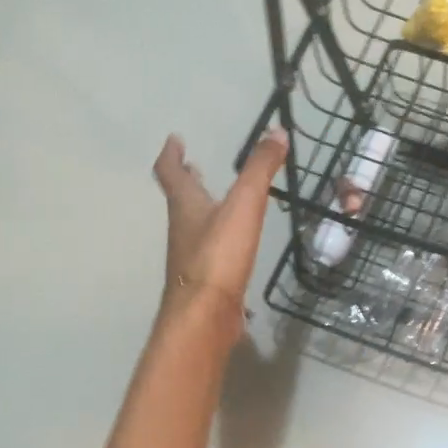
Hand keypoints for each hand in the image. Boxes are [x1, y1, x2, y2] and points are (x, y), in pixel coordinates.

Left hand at [151, 128, 287, 339]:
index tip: (175, 140)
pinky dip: (218, 242)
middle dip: (186, 182)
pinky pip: (210, 254)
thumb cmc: (218, 256)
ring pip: (194, 227)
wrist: (205, 315)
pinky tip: (234, 248)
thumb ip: (260, 169)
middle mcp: (183, 229)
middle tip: (192, 168)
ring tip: (217, 203)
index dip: (171, 154)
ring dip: (202, 211)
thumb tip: (277, 131)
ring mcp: (191, 258)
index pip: (170, 172)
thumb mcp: (244, 205)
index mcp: (186, 206)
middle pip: (179, 200)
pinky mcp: (205, 283)